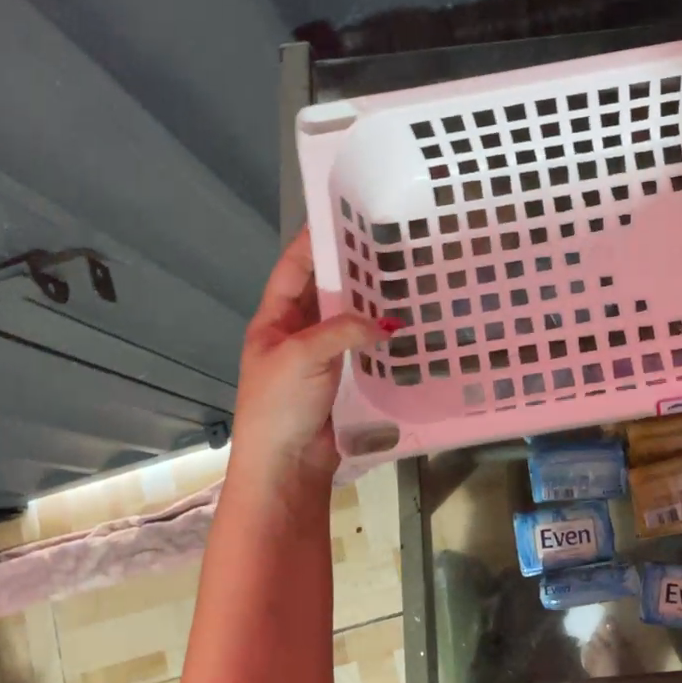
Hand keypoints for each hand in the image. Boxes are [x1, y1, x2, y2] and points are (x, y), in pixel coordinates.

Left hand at [227, 229, 384, 492]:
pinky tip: (407, 330)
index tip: (344, 217)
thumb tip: (388, 322)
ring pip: (349, 323)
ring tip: (406, 283)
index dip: (314, 242)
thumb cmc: (280, 405)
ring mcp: (321, 360)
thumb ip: (344, 330)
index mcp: (274, 320)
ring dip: (372, 308)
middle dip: (353, 273)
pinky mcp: (342, 383)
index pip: (294, 268)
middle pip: (326, 293)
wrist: (286, 465)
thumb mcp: (304, 356)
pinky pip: (363, 353)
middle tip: (390, 248)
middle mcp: (297, 334)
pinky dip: (382, 342)